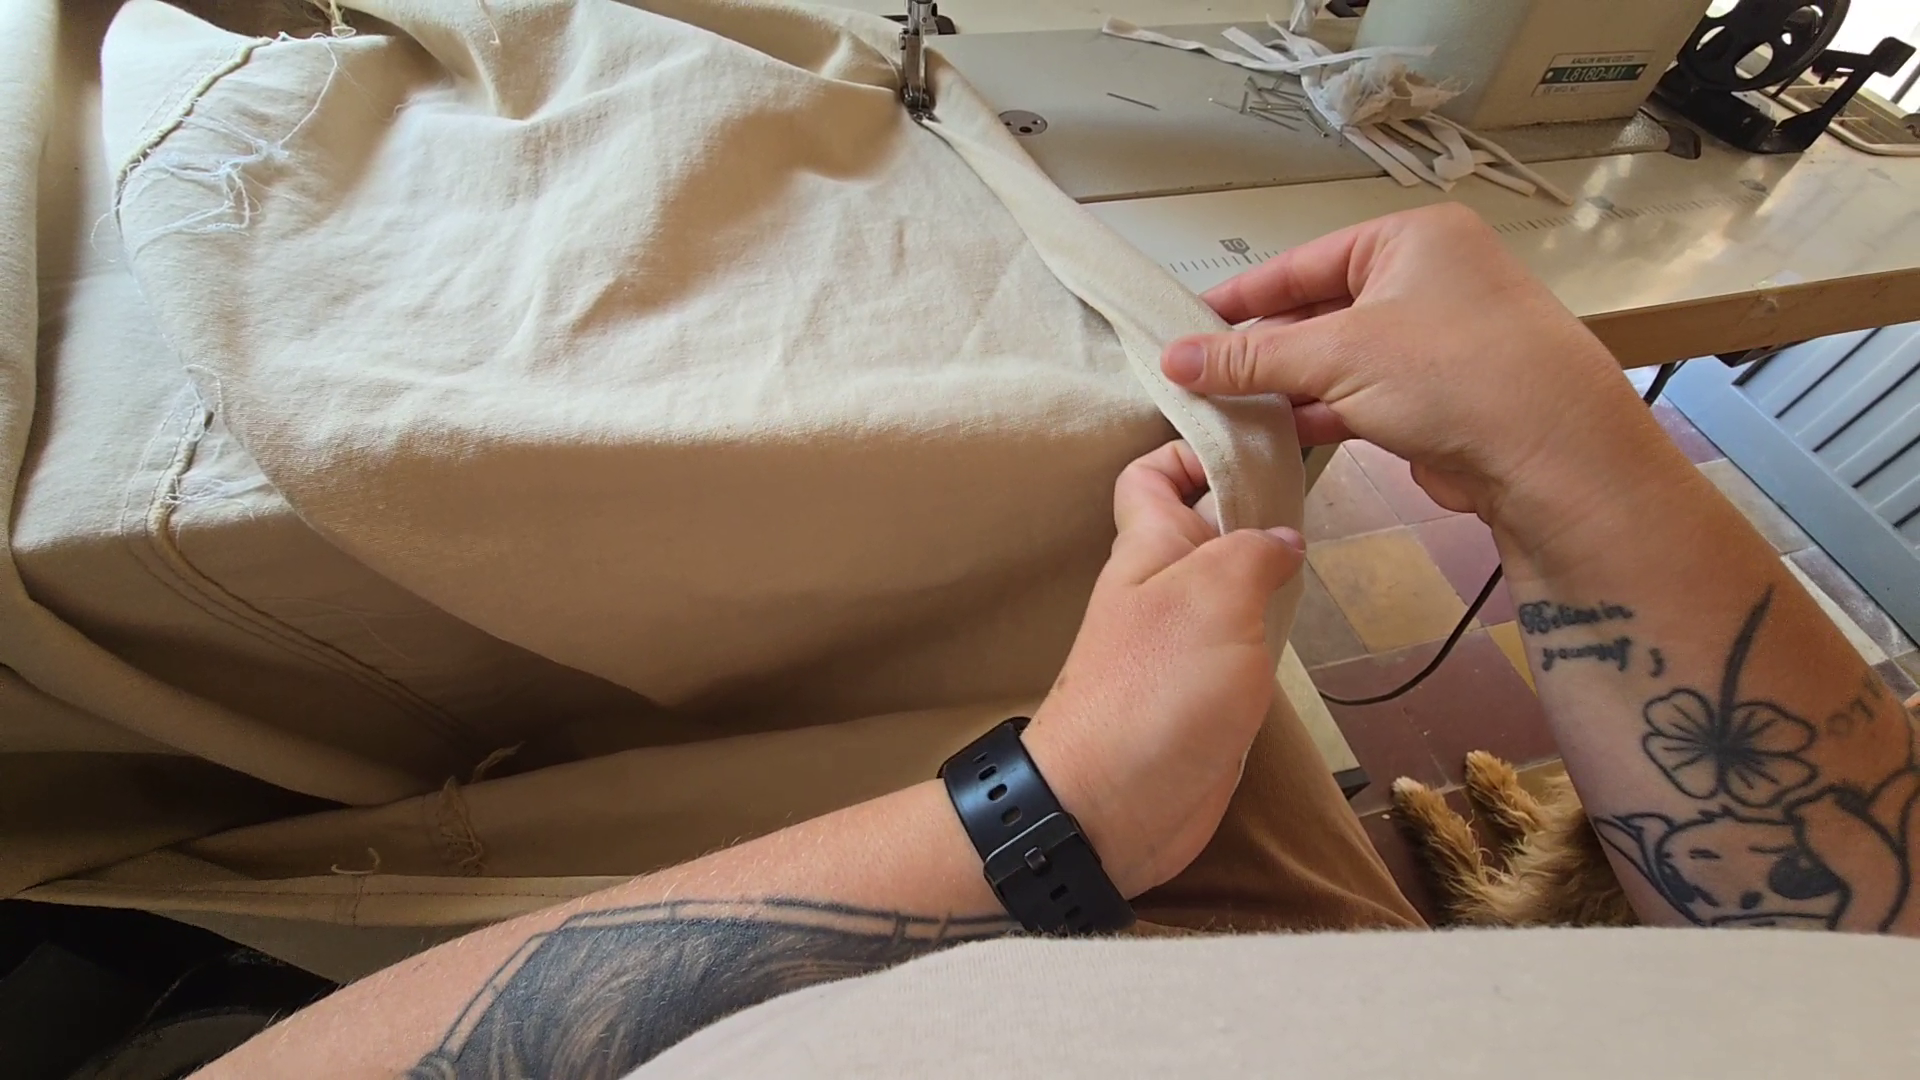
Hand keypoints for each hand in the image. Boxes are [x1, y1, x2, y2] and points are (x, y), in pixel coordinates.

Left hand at [1021, 441, 1304, 897]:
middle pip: (1203, 521)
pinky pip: (1240, 629)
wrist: (1117, 801)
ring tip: (1322, 545)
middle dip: (1251, 500)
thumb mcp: (1212, 596)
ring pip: (1227, 576)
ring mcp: (1184, 635)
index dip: (1191, 449)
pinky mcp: (1206, 681)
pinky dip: (1270, 614)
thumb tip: (1282, 537)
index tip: (1253, 441)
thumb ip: (1251, 552)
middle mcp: (1162, 583)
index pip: (1152, 474)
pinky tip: (1305, 610)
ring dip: (1267, 560)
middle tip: (1317, 493)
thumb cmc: (1157, 686)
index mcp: (1148, 546)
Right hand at [1158, 204, 1677, 552]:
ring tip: (1218, 409)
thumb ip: (1248, 358)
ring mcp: (1424, 343)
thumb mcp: (1336, 355)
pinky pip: (1348, 396)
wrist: (1550, 458)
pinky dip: (1309, 413)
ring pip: (1328, 361)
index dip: (1237, 298)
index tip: (1184, 325)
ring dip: (1278, 387)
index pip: (1298, 265)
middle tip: (1195, 378)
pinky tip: (1266, 433)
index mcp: (1407, 242)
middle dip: (1256, 352)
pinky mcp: (1425, 397)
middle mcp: (1419, 283)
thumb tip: (1170, 358)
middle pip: (1311, 315)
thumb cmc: (1449, 374)